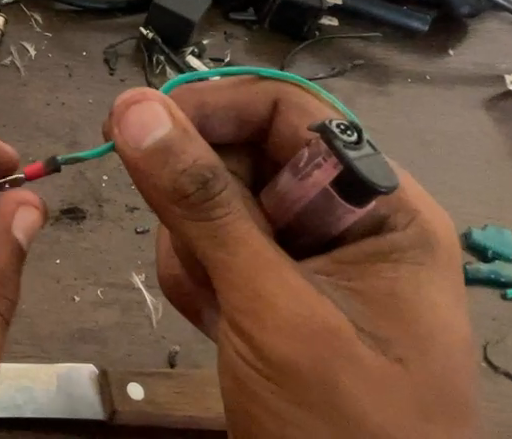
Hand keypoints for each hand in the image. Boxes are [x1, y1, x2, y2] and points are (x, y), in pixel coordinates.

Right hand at [105, 80, 479, 438]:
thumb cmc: (343, 429)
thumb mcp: (272, 311)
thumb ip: (202, 206)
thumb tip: (133, 106)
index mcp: (379, 207)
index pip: (285, 112)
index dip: (209, 108)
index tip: (132, 126)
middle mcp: (342, 219)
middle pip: (237, 153)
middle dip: (196, 201)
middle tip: (188, 254)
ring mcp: (301, 256)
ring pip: (207, 199)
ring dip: (189, 247)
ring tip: (213, 307)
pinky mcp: (265, 288)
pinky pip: (201, 243)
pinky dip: (189, 276)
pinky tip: (211, 321)